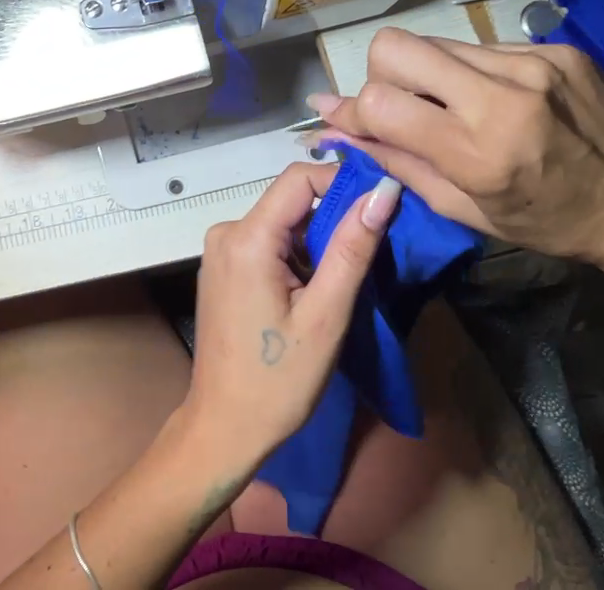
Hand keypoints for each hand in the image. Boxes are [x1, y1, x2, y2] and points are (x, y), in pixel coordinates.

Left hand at [183, 162, 398, 466]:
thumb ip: (352, 247)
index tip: (383, 205)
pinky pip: (268, 244)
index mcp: (246, 237)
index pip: (298, 178)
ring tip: (343, 285)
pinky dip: (298, 258)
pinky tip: (316, 293)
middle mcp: (226, 232)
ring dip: (318, 243)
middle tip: (372, 256)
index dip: (343, 182)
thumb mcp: (326, 314)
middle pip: (291, 201)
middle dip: (334, 219)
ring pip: (283, 224)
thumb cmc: (278, 379)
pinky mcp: (224, 269)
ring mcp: (221, 251)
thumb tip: (383, 191)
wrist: (225, 424)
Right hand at [310, 28, 603, 271]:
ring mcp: (532, 64)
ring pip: (435, 43)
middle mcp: (502, 96)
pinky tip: (499, 101)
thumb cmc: (546, 222)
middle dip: (382, 77)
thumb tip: (329, 126)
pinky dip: (472, 73)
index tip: (353, 124)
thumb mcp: (460, 207)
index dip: (354, 112)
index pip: (379, 102)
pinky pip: (480, 46)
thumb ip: (392, 160)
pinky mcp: (555, 48)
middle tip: (406, 109)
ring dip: (428, 74)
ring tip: (458, 108)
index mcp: (478, 151)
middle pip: (394, 48)